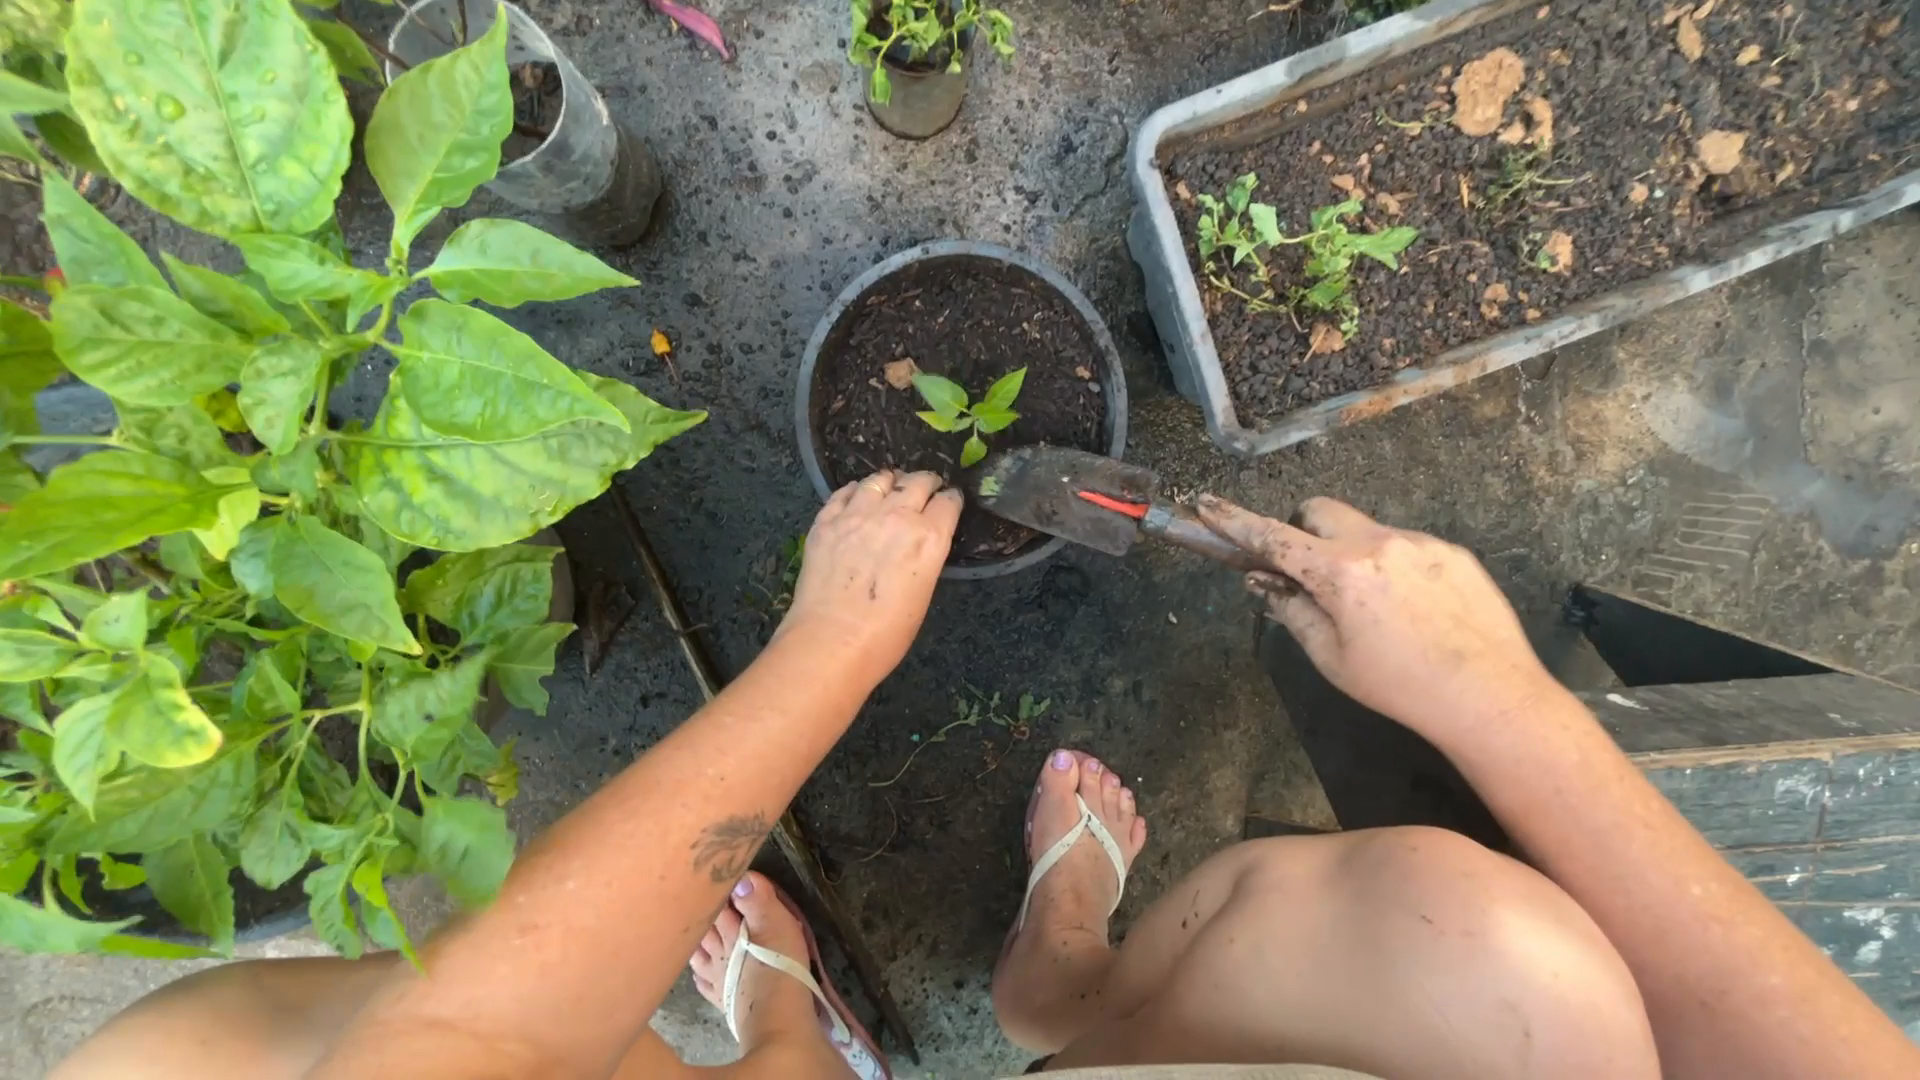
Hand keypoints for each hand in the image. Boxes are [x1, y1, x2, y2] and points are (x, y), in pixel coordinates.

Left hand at [777, 470, 961, 688]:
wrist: (832, 640)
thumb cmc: (887, 634)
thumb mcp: (923, 593)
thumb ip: (924, 558)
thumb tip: (916, 545)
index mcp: (929, 537)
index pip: (948, 502)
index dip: (950, 499)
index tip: (948, 501)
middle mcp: (897, 516)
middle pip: (917, 482)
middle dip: (925, 482)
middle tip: (924, 487)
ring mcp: (858, 514)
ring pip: (879, 480)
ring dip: (890, 481)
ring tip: (890, 484)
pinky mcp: (827, 520)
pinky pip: (844, 492)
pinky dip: (856, 490)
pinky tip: (857, 494)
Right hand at [1197, 494, 1562, 744]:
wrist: (1492, 698)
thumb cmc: (1398, 687)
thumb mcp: (1330, 657)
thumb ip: (1292, 610)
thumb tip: (1266, 582)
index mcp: (1341, 573)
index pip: (1273, 537)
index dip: (1235, 521)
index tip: (1207, 504)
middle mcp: (1379, 543)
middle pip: (1320, 510)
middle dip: (1303, 531)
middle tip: (1310, 574)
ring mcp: (1421, 542)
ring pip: (1364, 530)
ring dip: (1351, 554)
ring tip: (1377, 608)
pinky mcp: (1454, 551)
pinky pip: (1404, 545)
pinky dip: (1390, 565)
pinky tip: (1413, 610)